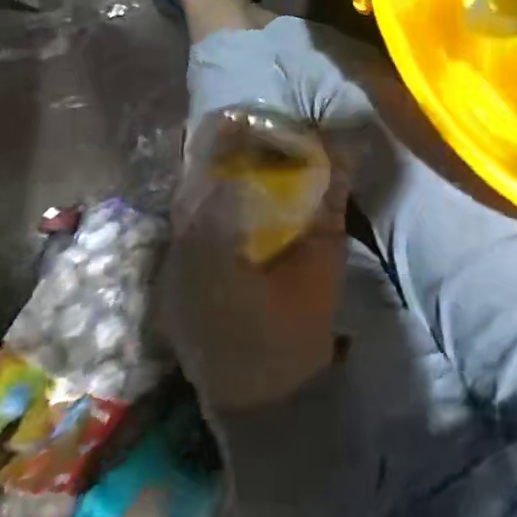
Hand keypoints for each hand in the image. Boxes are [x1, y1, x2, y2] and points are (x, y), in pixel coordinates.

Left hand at [158, 109, 349, 409]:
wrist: (262, 398)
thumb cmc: (293, 328)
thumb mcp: (320, 262)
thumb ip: (328, 203)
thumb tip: (343, 152)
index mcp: (212, 239)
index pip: (218, 170)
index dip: (235, 139)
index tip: (254, 117)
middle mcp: (180, 250)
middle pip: (199, 185)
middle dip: (228, 157)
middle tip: (258, 137)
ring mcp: (172, 272)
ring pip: (192, 210)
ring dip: (221, 184)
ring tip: (252, 166)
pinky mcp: (175, 290)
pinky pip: (191, 235)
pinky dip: (214, 213)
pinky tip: (242, 211)